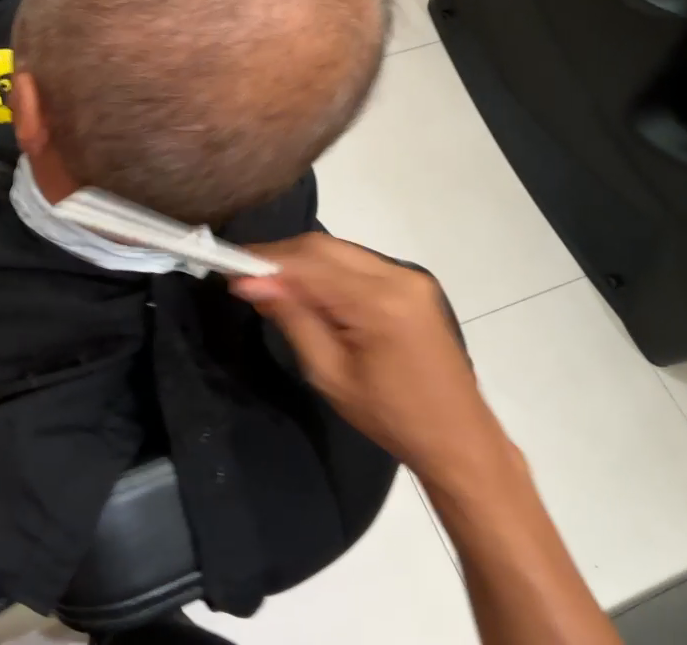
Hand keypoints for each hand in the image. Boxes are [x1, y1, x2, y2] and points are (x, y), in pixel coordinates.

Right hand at [235, 235, 511, 485]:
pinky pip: (356, 263)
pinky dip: (324, 269)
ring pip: (337, 251)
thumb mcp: (329, 374)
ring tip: (268, 283)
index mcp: (378, 302)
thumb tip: (250, 283)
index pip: (308, 262)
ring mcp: (408, 277)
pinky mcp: (411, 285)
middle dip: (279, 256)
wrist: (458, 438)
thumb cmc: (390, 416)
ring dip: (300, 261)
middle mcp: (397, 277)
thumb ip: (292, 319)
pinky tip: (305, 289)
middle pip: (323, 247)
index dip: (264, 261)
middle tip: (243, 276)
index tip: (228, 269)